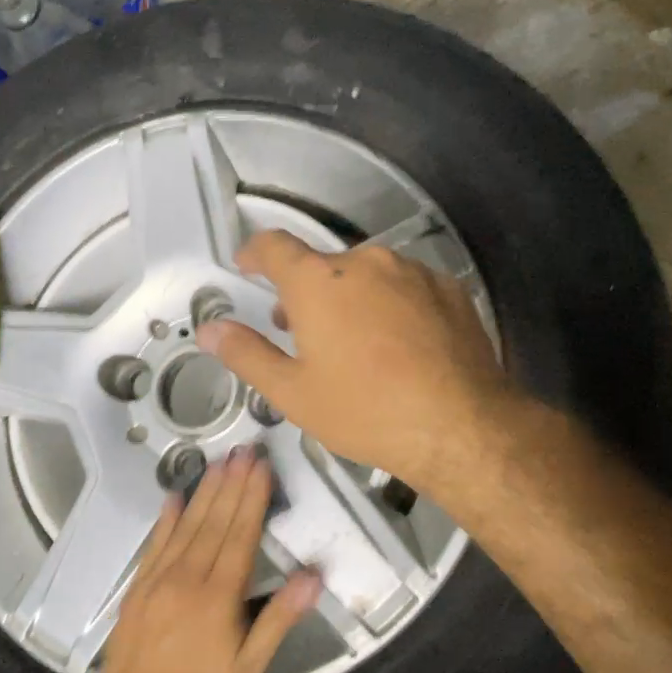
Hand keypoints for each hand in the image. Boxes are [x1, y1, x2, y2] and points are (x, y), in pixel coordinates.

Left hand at [95, 446, 320, 672]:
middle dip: (231, 484)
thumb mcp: (249, 668)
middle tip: (244, 450)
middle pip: (214, 522)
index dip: (253, 498)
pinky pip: (153, 546)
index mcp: (218, 596)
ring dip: (204, 492)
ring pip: (185, 527)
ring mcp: (157, 581)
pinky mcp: (136, 589)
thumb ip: (278, 619)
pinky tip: (173, 498)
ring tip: (218, 462)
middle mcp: (186, 578)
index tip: (261, 467)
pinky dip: (165, 520)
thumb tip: (313, 576)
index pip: (241, 535)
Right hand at [196, 230, 515, 491]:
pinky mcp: (449, 289)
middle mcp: (366, 263)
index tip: (247, 264)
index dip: (255, 252)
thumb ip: (246, 354)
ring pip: (368, 276)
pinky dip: (392, 307)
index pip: (274, 246)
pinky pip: (407, 289)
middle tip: (303, 334)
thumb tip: (210, 330)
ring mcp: (413, 272)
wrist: (460, 426)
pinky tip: (400, 348)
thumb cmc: (367, 411)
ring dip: (352, 299)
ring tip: (356, 345)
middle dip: (307, 293)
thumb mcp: (294, 393)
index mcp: (319, 282)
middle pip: (324, 267)